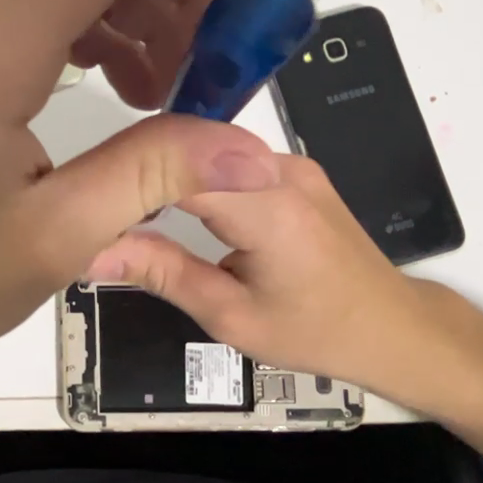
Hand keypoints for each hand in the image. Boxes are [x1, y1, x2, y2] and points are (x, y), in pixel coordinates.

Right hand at [85, 153, 447, 391]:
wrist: (392, 328)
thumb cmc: (314, 332)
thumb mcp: (229, 316)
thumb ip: (162, 274)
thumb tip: (95, 252)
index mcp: (267, 207)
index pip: (177, 167)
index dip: (126, 179)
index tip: (90, 204)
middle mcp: (282, 169)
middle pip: (192, 150)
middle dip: (143, 172)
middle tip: (102, 207)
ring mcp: (294, 165)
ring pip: (210, 151)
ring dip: (169, 172)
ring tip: (129, 207)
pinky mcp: (297, 171)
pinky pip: (232, 159)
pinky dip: (198, 176)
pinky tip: (174, 202)